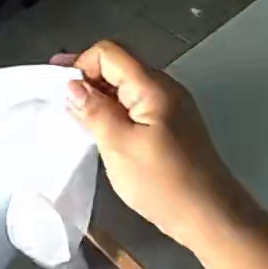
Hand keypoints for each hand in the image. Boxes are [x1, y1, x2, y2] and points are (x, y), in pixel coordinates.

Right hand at [60, 40, 256, 251]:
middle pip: (120, 66)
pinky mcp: (171, 127)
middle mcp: (165, 89)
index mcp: (153, 87)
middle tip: (58, 95)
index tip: (61, 87)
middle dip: (87, 77)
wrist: (209, 215)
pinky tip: (99, 127)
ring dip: (100, 95)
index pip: (110, 53)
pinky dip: (115, 111)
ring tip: (74, 112)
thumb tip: (74, 85)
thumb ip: (96, 111)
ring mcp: (171, 108)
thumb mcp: (120, 146)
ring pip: (128, 88)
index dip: (82, 64)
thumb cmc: (164, 183)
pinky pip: (137, 107)